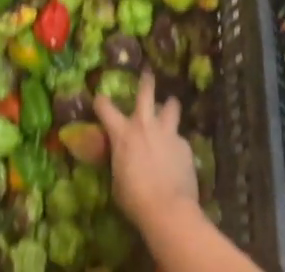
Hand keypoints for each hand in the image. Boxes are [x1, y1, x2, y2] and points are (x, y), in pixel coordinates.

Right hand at [93, 70, 197, 227]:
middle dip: (146, 81)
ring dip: (170, 106)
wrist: (168, 209)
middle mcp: (144, 125)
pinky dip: (177, 142)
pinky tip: (178, 153)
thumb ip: (119, 160)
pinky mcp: (185, 146)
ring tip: (170, 106)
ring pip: (171, 107)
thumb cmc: (134, 198)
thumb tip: (122, 157)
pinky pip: (180, 137)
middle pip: (146, 92)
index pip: (104, 106)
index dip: (100, 101)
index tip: (99, 99)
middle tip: (148, 74)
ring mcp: (167, 133)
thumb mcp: (117, 178)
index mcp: (122, 132)